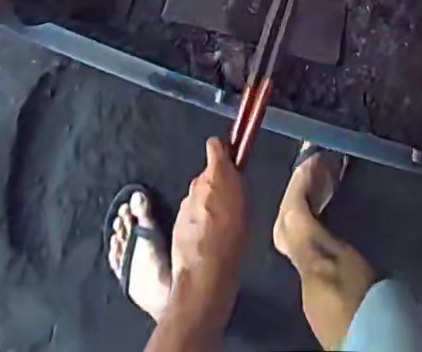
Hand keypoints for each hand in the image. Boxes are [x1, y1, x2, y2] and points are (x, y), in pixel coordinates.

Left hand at [167, 137, 247, 322]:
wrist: (205, 275)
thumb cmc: (233, 238)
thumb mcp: (245, 203)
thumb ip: (235, 182)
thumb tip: (231, 172)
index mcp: (216, 175)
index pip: (215, 145)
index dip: (223, 150)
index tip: (230, 159)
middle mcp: (197, 185)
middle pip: (207, 175)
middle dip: (216, 184)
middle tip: (230, 201)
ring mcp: (184, 205)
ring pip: (198, 196)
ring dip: (206, 205)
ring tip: (220, 226)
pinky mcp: (176, 224)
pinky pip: (191, 214)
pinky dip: (198, 221)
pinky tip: (207, 239)